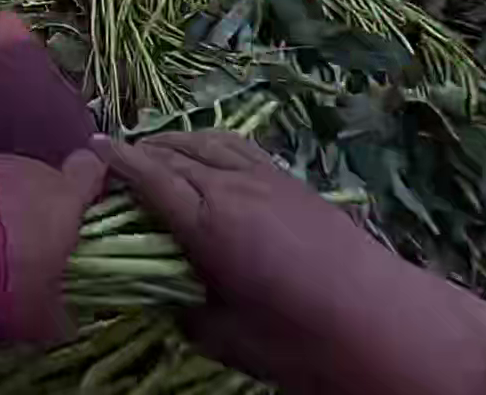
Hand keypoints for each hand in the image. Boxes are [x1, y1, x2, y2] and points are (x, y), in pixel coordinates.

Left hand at [0, 149, 106, 340]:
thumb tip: (66, 324)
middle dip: (38, 211)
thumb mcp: (36, 312)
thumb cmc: (2, 273)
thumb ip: (56, 314)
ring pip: (11, 182)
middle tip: (24, 249)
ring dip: (4, 206)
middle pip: (46, 184)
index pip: (90, 170)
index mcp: (65, 200)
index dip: (89, 179)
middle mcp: (36, 171)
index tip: (84, 197)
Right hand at [90, 132, 485, 394]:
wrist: (394, 328)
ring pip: (198, 141)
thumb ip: (188, 312)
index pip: (149, 176)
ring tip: (154, 154)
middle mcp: (228, 185)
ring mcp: (258, 174)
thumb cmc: (307, 343)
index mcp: (209, 222)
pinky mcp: (284, 176)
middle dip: (139, 153)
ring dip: (169, 143)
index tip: (91, 146)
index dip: (117, 158)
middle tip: (118, 166)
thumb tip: (165, 295)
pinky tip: (202, 152)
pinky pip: (231, 143)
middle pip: (169, 152)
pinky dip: (204, 141)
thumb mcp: (234, 342)